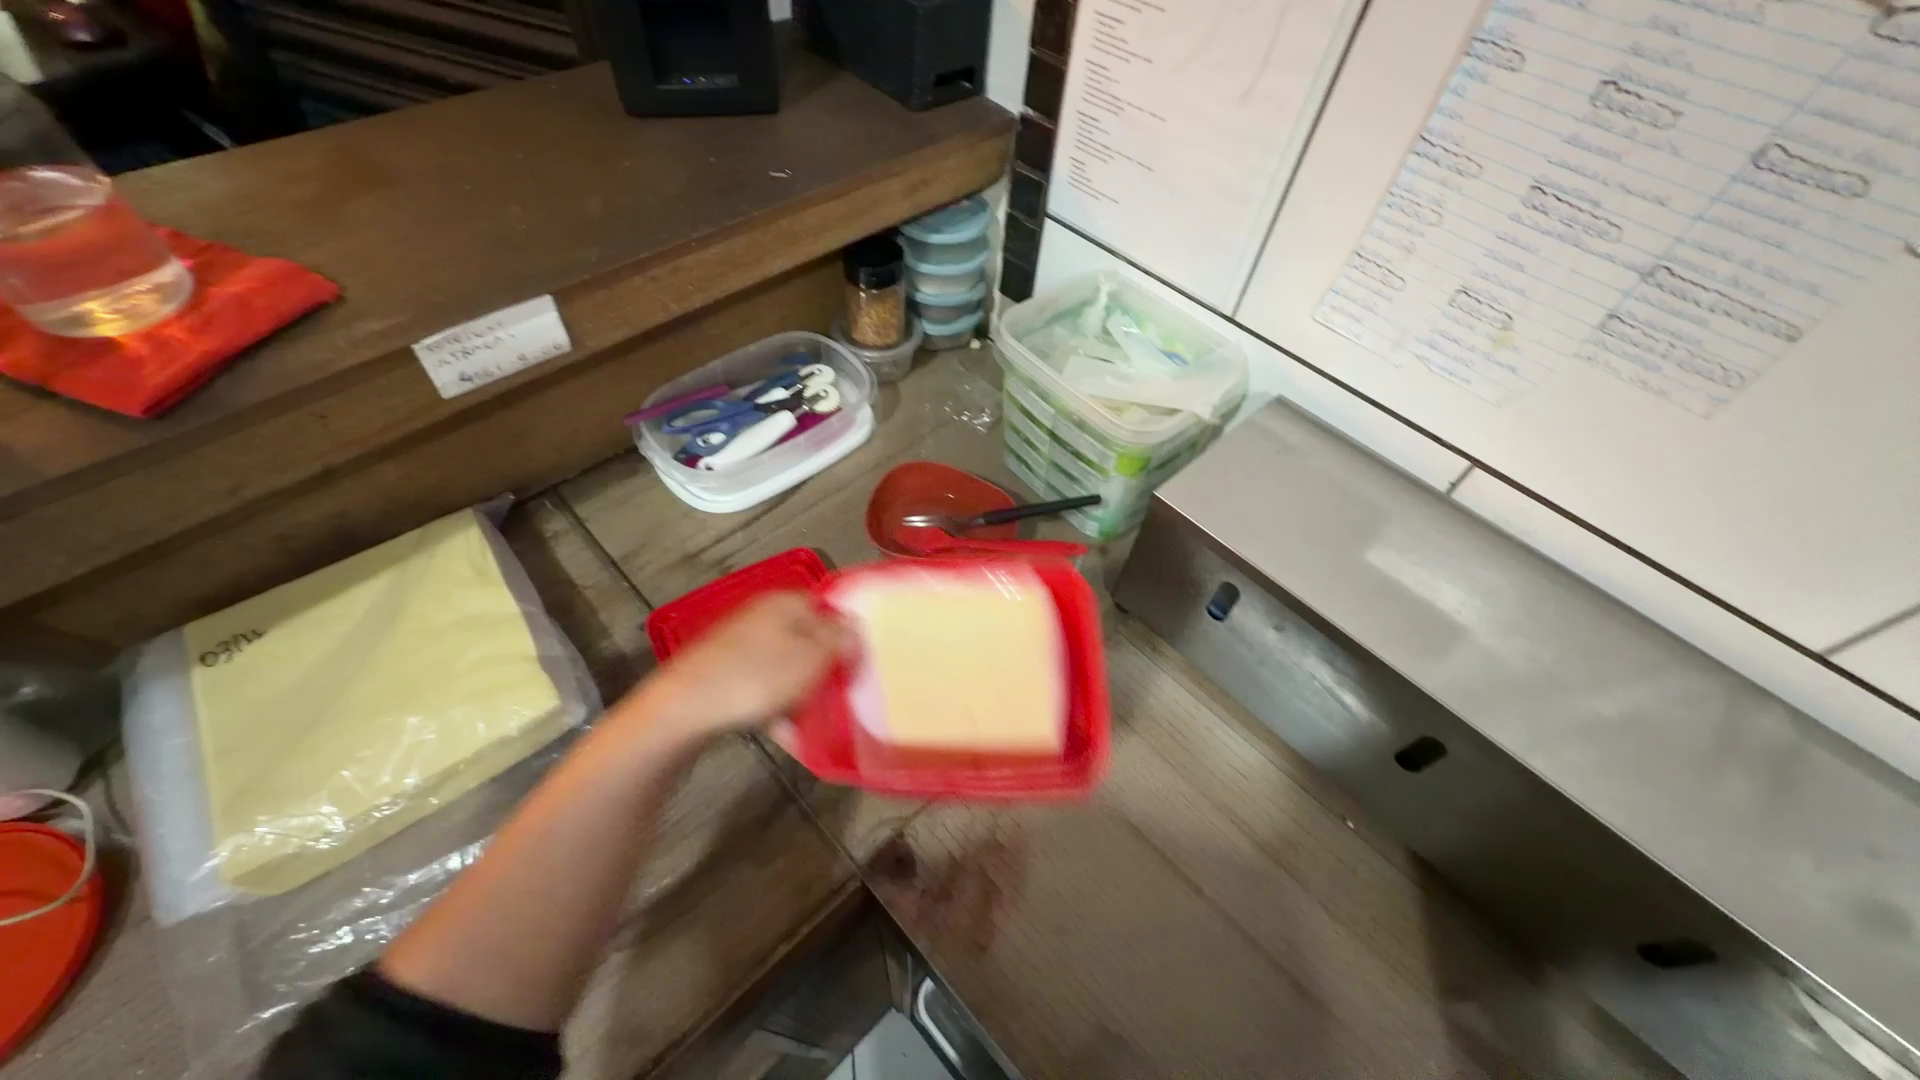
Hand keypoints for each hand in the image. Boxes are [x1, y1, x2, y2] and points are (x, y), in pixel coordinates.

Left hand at [620, 591, 850, 743]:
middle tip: (840, 699)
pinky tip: (784, 736)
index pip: (828, 608)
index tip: (859, 664)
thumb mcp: (812, 658)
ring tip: (813, 728)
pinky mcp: (723, 674)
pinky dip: (776, 708)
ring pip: (786, 668)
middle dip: (824, 671)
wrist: (684, 710)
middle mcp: (762, 616)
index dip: (847, 635)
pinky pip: (762, 688)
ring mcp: (739, 645)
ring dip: (802, 696)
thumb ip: (839, 640)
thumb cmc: (757, 678)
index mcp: (786, 603)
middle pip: (807, 641)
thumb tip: (854, 626)